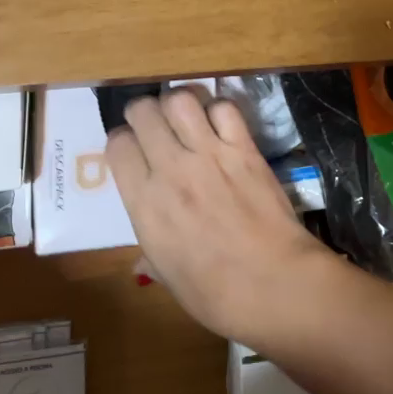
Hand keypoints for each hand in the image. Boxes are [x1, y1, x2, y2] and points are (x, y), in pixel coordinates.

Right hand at [107, 91, 341, 344]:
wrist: (274, 285)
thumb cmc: (216, 294)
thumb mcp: (168, 277)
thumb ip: (150, 253)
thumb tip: (141, 259)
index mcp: (145, 203)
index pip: (117, 145)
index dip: (122, 141)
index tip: (131, 148)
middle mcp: (171, 169)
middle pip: (143, 111)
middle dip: (142, 112)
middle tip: (153, 123)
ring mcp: (209, 154)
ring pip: (180, 99)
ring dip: (177, 103)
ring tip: (183, 116)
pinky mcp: (244, 148)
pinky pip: (224, 107)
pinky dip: (218, 109)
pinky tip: (220, 124)